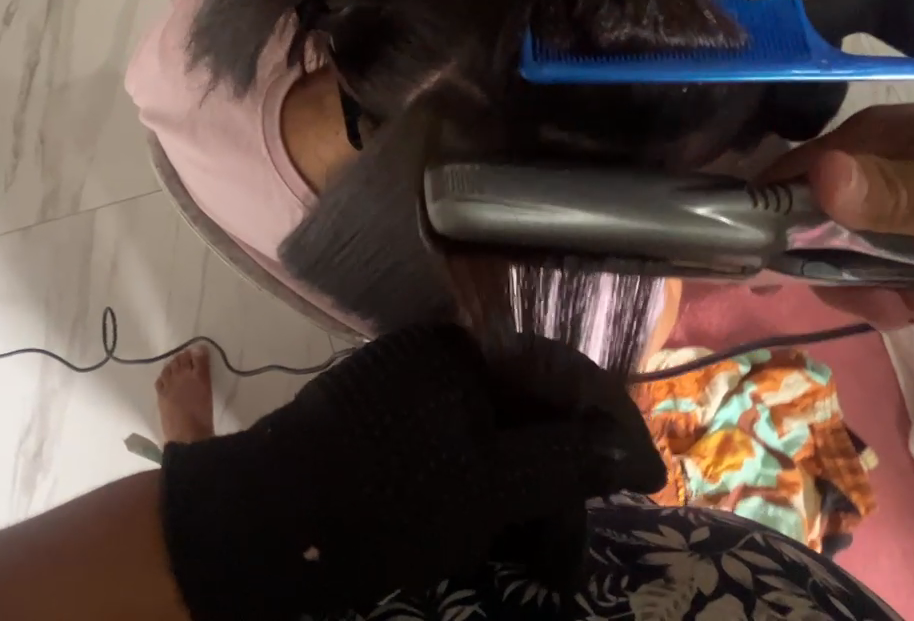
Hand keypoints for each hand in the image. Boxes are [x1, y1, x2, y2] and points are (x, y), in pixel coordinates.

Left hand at [160, 325, 662, 619]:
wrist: (266, 521)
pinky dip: (478, 498)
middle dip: (558, 480)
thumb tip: (626, 447)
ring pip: (488, 438)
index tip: (647, 478)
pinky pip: (451, 452)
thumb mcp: (485, 485)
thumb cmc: (381, 496)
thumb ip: (559, 459)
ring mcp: (404, 392)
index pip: (555, 371)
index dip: (607, 425)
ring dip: (519, 499)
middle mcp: (433, 359)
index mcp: (458, 350)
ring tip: (535, 564)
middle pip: (523, 410)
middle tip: (573, 551)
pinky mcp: (384, 428)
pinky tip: (487, 543)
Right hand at [764, 97, 913, 329]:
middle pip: (826, 217)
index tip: (829, 287)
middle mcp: (889, 150)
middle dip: (852, 275)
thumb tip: (813, 175)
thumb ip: (901, 197)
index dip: (788, 235)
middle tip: (905, 315)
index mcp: (880, 138)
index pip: (789, 181)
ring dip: (895, 285)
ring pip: (870, 237)